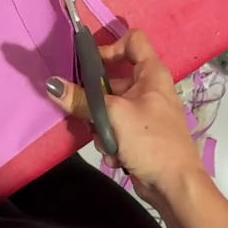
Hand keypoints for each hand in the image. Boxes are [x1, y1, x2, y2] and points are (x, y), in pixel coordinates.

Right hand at [44, 29, 203, 199]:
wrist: (176, 186)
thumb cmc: (151, 140)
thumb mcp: (113, 116)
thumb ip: (81, 99)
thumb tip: (51, 84)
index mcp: (152, 73)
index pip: (133, 40)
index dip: (111, 46)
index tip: (90, 65)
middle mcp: (149, 88)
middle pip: (113, 78)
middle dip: (97, 99)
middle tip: (83, 110)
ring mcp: (144, 112)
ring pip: (110, 107)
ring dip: (102, 126)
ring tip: (106, 141)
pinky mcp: (139, 134)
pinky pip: (116, 128)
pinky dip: (112, 140)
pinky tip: (116, 155)